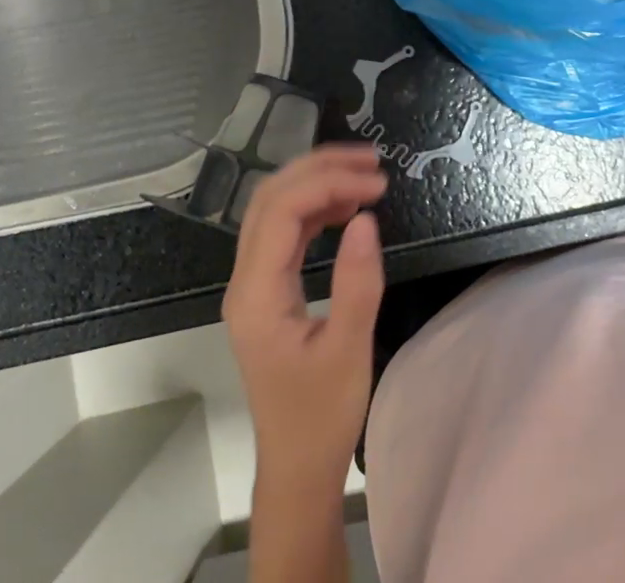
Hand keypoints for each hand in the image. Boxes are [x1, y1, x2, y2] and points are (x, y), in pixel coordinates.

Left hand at [224, 145, 387, 482]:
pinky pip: (285, 236)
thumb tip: (366, 219)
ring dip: (316, 185)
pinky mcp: (269, 293)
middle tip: (370, 161)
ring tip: (364, 176)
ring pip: (274, 213)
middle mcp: (245, 281)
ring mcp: (254, 286)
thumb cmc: (321, 414)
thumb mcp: (348, 350)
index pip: (283, 213)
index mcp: (256, 294)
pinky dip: (315, 212)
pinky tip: (346, 209)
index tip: (378, 184)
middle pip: (269, 201)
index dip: (328, 184)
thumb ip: (357, 283)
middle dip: (317, 169)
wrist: (297, 464)